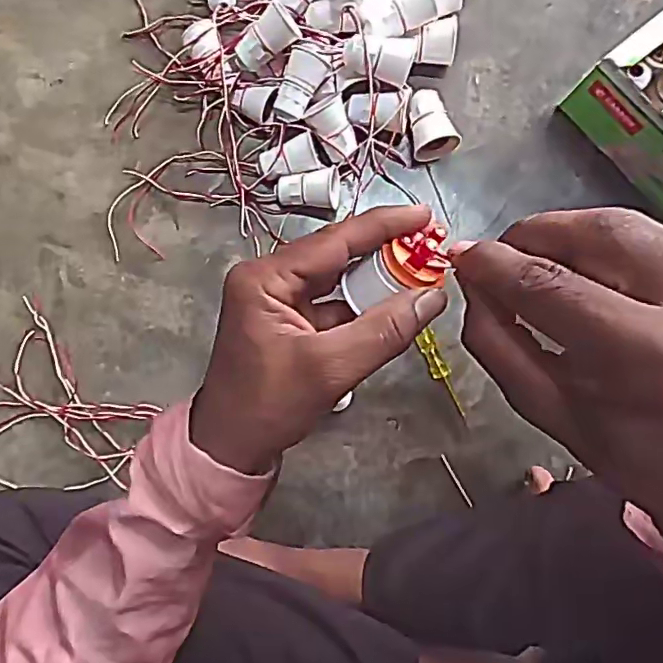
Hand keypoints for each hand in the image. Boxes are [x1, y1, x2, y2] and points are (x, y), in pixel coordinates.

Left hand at [190, 205, 449, 473]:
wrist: (230, 447)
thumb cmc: (265, 407)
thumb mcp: (329, 368)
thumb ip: (384, 330)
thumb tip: (432, 297)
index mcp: (264, 278)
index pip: (333, 240)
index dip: (383, 225)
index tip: (423, 216)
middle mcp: (268, 280)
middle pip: (336, 257)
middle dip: (384, 254)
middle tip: (430, 248)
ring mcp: (276, 301)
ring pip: (336, 281)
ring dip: (375, 282)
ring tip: (420, 275)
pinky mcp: (288, 323)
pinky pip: (332, 305)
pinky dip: (361, 308)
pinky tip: (393, 309)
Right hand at [453, 208, 662, 553]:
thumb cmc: (638, 462)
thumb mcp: (549, 411)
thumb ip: (499, 342)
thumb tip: (473, 283)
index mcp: (655, 359)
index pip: (554, 286)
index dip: (496, 264)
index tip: (463, 257)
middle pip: (602, 231)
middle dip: (536, 233)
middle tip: (499, 253)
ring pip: (633, 226)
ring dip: (569, 234)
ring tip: (534, 258)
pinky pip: (658, 244)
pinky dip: (606, 249)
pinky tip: (583, 271)